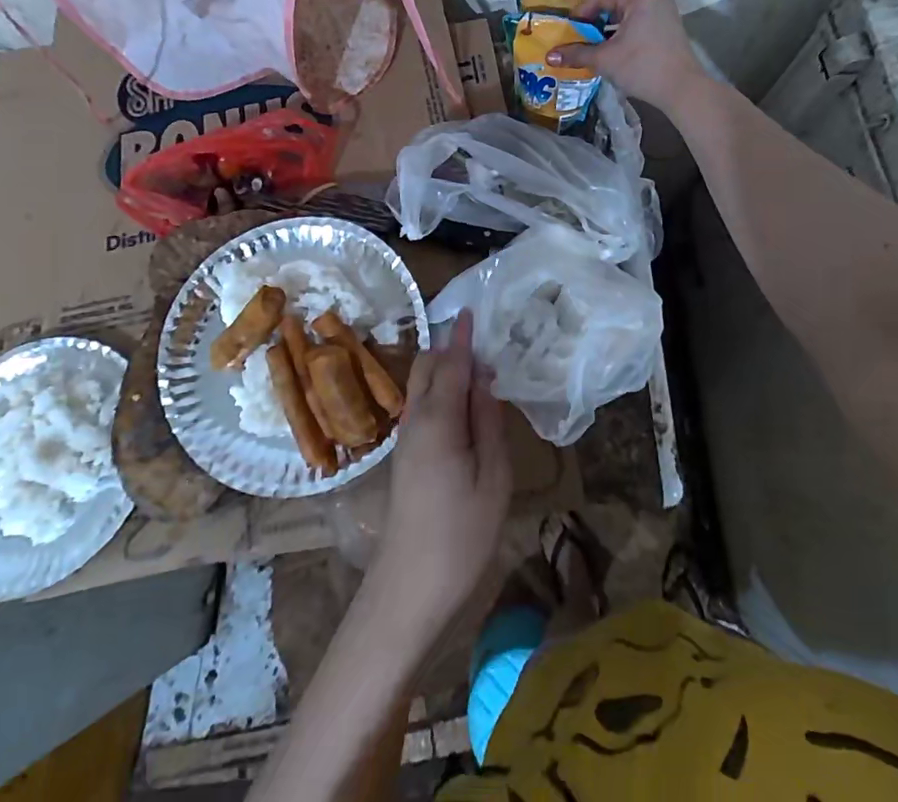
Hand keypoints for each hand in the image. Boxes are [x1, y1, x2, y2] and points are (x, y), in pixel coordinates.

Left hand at [368, 311, 510, 623]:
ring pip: (421, 389)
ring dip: (445, 373)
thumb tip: (486, 381)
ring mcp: (405, 441)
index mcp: (437, 421)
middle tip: (484, 343)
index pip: (451, 366)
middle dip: (450, 350)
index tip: (471, 313)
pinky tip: (463, 408)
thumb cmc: (461, 533)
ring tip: (480, 371)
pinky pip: (421, 410)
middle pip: (426, 370)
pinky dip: (440, 395)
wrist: (410, 584)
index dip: (462, 339)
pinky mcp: (405, 458)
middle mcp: (414, 422)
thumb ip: (488, 423)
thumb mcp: (493, 478)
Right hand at [546, 0, 711, 118]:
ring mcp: (663, 12)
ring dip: (608, 23)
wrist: (680, 88)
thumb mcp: (604, 59)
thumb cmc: (641, 67)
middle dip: (595, 14)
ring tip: (593, 40)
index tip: (569, 27)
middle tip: (579, 30)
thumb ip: (576, 54)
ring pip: (628, 10)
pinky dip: (622, 29)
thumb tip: (549, 56)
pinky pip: (639, 19)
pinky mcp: (667, 27)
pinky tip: (612, 46)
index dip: (583, 10)